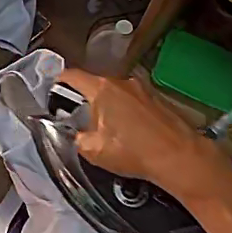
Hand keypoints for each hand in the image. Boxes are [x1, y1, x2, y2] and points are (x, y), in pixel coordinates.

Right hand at [56, 68, 230, 199]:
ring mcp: (143, 88)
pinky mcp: (157, 98)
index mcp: (102, 89)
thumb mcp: (93, 150)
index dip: (58, 83)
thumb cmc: (135, 152)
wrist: (179, 156)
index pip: (72, 76)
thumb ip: (75, 137)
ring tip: (109, 132)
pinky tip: (130, 133)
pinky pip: (133, 100)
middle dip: (86, 102)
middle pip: (95, 85)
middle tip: (81, 124)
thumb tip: (74, 132)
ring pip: (115, 93)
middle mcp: (123, 82)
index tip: (52, 94)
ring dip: (108, 108)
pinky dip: (126, 112)